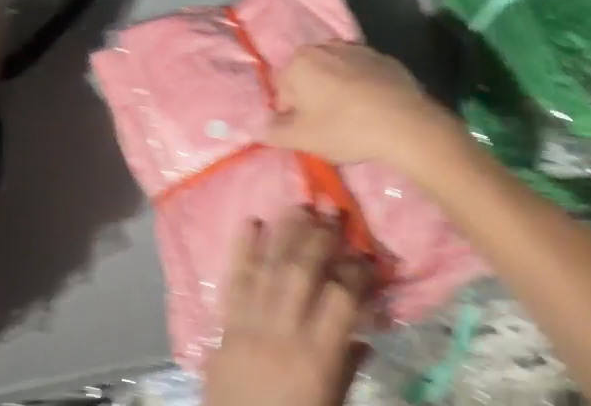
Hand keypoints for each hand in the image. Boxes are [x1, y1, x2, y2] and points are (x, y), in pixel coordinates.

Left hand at [203, 210, 372, 405]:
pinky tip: (251, 221)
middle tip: (333, 212)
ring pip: (268, 268)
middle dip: (320, 237)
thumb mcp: (332, 404)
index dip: (356, 271)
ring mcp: (248, 327)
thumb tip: (367, 333)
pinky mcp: (223, 329)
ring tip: (300, 205)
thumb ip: (347, 366)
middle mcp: (282, 334)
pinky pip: (233, 282)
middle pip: (302, 272)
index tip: (366, 255)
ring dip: (285, 232)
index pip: (341, 298)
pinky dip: (242, 250)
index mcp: (316, 358)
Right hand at [263, 40, 458, 170]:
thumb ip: (275, 131)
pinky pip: (362, 73)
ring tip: (350, 119)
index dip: (290, 115)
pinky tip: (371, 109)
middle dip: (312, 98)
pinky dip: (361, 87)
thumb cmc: (345, 127)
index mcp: (299, 62)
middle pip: (308, 76)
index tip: (306, 133)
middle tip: (326, 127)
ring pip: (335, 72)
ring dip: (336, 90)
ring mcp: (356, 49)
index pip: (282, 90)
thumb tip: (257, 126)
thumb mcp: (304, 138)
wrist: (404, 122)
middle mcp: (324, 46)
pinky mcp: (383, 58)